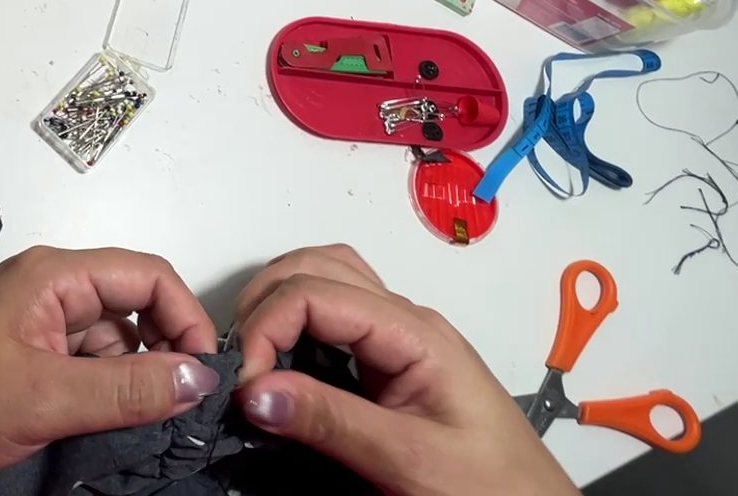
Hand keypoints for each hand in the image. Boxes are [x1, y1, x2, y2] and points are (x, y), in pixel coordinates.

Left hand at [0, 245, 220, 482]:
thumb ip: (126, 388)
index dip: (184, 317)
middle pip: (134, 302)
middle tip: (185, 404)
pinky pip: (91, 357)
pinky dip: (110, 384)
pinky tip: (114, 417)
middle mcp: (53, 285)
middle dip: (165, 348)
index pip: (145, 275)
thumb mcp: (45, 398)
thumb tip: (197, 378)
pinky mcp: (35, 347)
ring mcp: (43, 317)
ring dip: (138, 372)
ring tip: (147, 419)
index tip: (204, 373)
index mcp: (54, 274)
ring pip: (116, 335)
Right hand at [231, 245, 576, 495]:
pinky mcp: (392, 355)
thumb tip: (253, 390)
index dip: (266, 326)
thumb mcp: (412, 464)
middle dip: (265, 300)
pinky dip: (298, 314)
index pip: (315, 293)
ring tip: (257, 349)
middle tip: (243, 362)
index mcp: (413, 331)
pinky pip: (335, 306)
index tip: (245, 386)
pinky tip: (287, 353)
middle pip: (316, 265)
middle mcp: (403, 316)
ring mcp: (399, 332)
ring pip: (325, 273)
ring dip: (280, 296)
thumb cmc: (494, 494)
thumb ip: (332, 422)